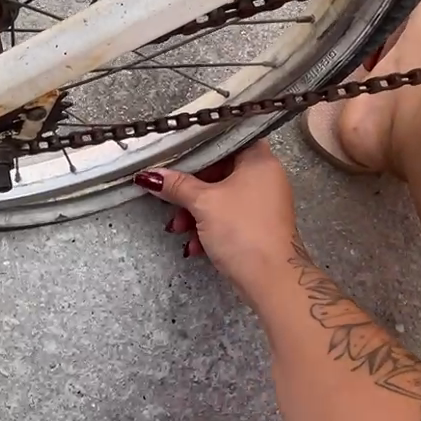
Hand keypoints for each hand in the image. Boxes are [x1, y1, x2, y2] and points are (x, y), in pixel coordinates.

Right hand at [135, 142, 297, 301]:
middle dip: (189, 190)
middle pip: (218, 171)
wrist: (271, 280)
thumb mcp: (203, 203)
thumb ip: (176, 185)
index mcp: (259, 160)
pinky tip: (194, 245)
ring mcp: (261, 203)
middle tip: (169, 200)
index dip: (198, 148)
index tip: (174, 157)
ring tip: (178, 228)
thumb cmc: (241, 230)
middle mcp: (264, 177)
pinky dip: (208, 227)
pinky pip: (227, 217)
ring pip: (219, 198)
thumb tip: (149, 175)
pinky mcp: (256, 226)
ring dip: (194, 212)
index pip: (226, 140)